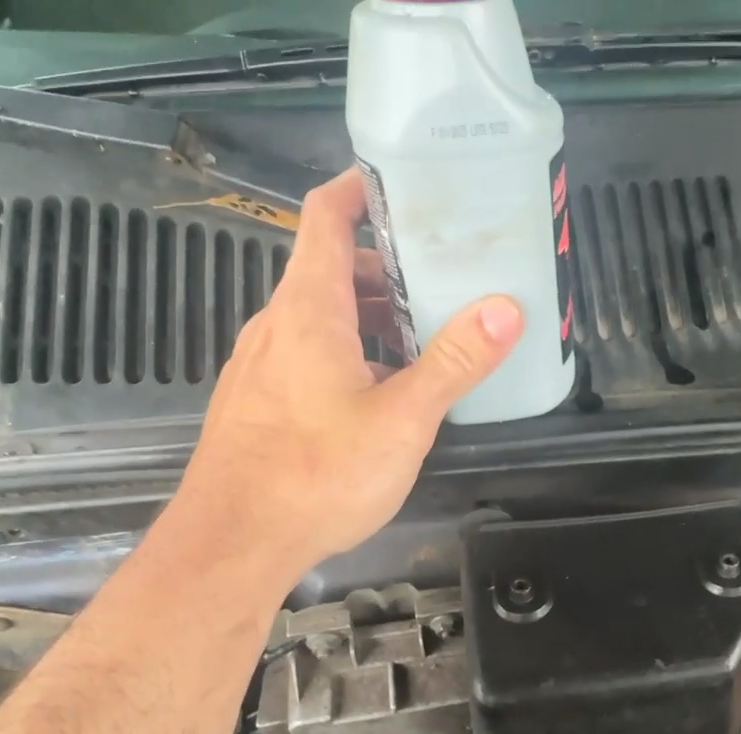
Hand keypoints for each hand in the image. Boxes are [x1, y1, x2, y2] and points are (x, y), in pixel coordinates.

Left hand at [172, 167, 524, 578]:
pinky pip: (310, 356)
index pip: (328, 216)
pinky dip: (352, 354)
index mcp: (310, 309)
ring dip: (376, 319)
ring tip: (430, 342)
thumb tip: (506, 308)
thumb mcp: (402, 419)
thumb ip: (454, 363)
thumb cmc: (318, 474)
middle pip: (334, 269)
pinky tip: (385, 397)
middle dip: (392, 269)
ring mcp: (264, 364)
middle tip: (448, 280)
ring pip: (324, 319)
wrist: (234, 541)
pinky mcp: (261, 402)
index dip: (363, 188)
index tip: (409, 184)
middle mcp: (278, 324)